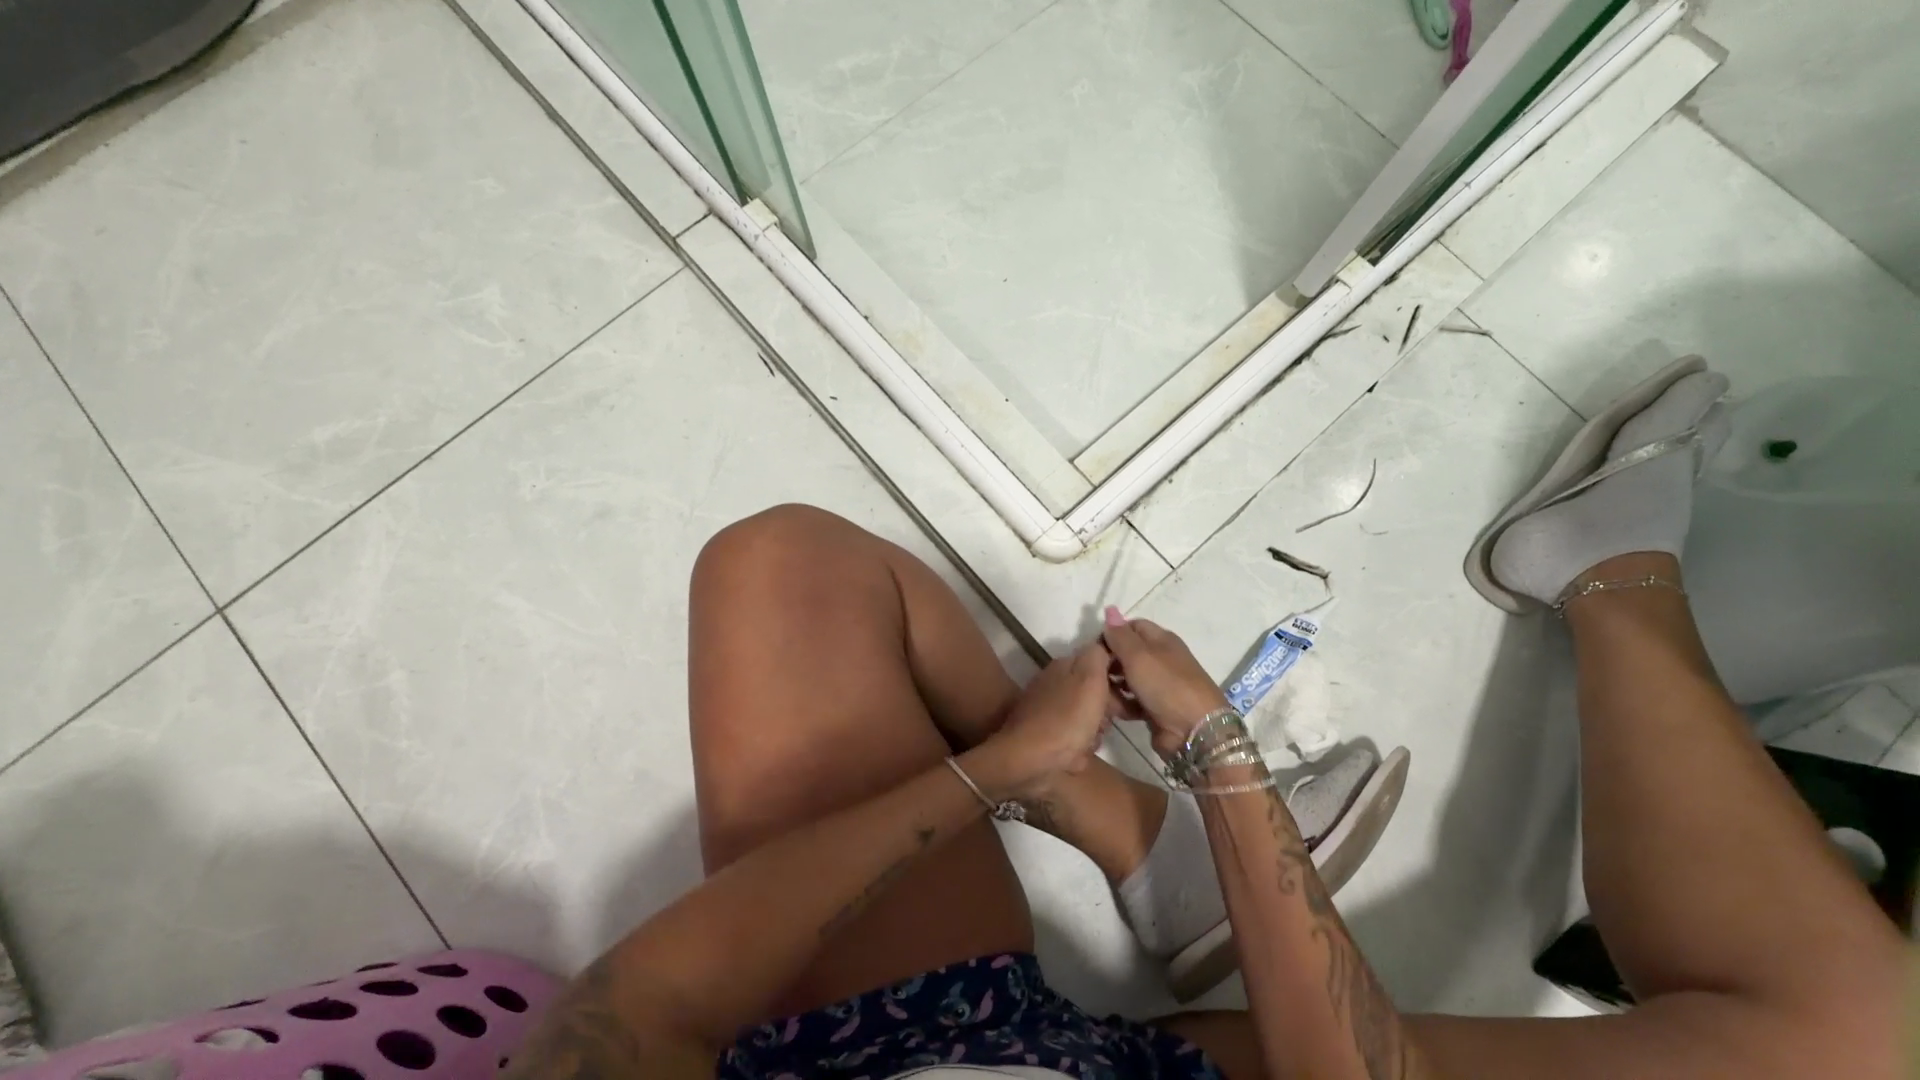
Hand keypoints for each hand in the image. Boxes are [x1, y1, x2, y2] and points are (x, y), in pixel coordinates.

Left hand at [966, 641, 1114, 801]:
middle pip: (1095, 695)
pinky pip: (1073, 742)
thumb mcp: (1089, 679)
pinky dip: (1076, 752)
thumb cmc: (1065, 719)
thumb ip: (1098, 655)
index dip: (1118, 678)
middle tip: (1104, 724)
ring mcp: (1047, 712)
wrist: (1028, 761)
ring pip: (1086, 721)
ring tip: (1087, 743)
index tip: (1129, 694)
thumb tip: (1105, 642)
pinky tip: (1073, 758)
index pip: (1100, 662)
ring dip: (1093, 735)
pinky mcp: (1044, 737)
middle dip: (1106, 712)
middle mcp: (1054, 685)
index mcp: (1064, 667)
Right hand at [1101, 606, 1228, 759]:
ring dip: (1111, 686)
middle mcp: (1160, 659)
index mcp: (1161, 640)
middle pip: (1126, 654)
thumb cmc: (1166, 686)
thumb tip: (1109, 609)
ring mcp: (1158, 685)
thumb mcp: (1139, 656)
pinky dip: (1121, 705)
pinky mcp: (1154, 708)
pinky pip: (1130, 701)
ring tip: (1099, 694)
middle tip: (1091, 674)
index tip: (1093, 648)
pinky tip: (1112, 710)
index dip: (1111, 634)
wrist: (1195, 731)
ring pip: (1125, 679)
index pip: (1130, 627)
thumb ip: (1120, 635)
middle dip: (1108, 663)